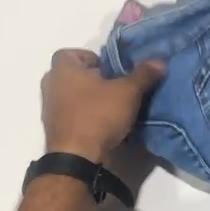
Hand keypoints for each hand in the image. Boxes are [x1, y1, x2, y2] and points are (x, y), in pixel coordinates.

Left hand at [40, 49, 165, 162]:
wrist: (77, 158)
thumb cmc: (98, 115)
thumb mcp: (128, 92)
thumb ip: (143, 75)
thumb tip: (160, 61)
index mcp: (63, 69)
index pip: (71, 53)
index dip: (91, 58)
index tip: (109, 70)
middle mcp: (50, 85)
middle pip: (72, 75)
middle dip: (93, 79)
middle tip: (114, 87)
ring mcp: (49, 108)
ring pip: (71, 95)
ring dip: (88, 99)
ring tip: (112, 107)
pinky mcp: (54, 129)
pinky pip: (71, 114)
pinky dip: (84, 116)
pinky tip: (103, 125)